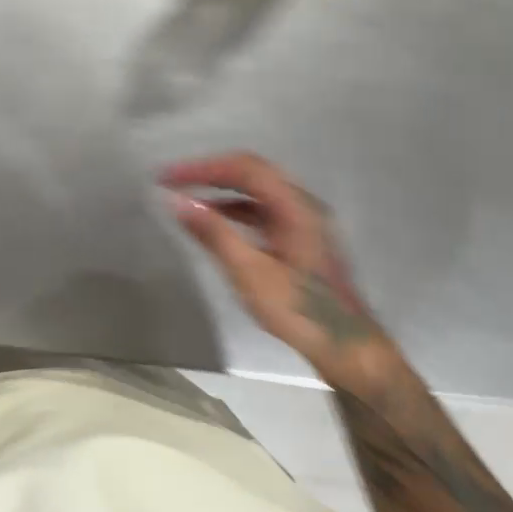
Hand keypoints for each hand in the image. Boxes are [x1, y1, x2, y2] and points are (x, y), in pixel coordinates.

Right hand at [163, 152, 393, 380]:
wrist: (345, 344)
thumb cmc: (298, 309)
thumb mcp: (250, 273)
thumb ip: (214, 234)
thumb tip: (178, 202)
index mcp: (296, 207)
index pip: (245, 169)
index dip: (203, 167)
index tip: (167, 177)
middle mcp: (303, 205)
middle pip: (252, 171)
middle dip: (210, 171)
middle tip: (173, 179)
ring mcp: (304, 220)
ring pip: (257, 189)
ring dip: (221, 188)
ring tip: (187, 196)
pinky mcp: (299, 236)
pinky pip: (262, 208)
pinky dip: (233, 206)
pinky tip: (214, 220)